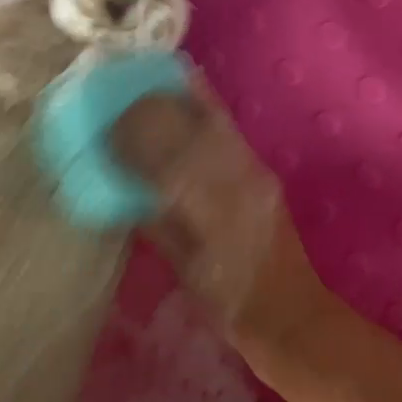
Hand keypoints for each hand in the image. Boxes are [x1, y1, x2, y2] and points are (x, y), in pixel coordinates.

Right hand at [110, 88, 331, 351]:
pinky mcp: (265, 175)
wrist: (289, 314)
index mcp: (211, 212)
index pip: (169, 161)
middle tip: (125, 99)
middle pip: (193, 133)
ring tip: (154, 87)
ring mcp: (255, 175)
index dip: (139, 137)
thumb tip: (126, 192)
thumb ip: (157, 226)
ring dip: (183, 102)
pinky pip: (231, 134)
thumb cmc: (229, 306)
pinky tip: (192, 98)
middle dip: (157, 110)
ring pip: (215, 126)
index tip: (111, 122)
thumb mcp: (183, 270)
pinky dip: (208, 111)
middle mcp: (236, 184)